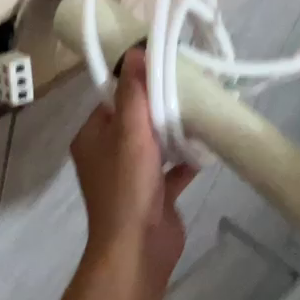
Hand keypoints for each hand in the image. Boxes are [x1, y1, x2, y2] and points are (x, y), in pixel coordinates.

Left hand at [71, 50, 199, 280]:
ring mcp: (129, 177)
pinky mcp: (152, 195)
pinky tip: (208, 148)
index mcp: (91, 138)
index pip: (112, 101)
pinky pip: (171, 170)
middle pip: (135, 122)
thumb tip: (135, 51)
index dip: (136, 85)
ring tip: (203, 112)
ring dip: (176, 133)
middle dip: (160, 108)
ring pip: (155, 145)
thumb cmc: (128, 186)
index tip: (165, 70)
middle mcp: (105, 155)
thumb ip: (134, 93)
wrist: (137, 247)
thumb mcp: (129, 133)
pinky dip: (186, 160)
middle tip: (191, 89)